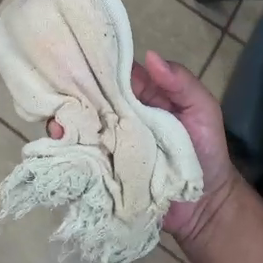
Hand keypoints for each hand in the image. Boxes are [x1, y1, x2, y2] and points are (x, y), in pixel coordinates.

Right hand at [47, 50, 238, 243]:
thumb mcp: (202, 110)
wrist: (206, 207)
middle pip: (89, 98)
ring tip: (56, 127)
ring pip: (80, 126)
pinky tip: (59, 148)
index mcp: (139, 94)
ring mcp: (109, 142)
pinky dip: (68, 151)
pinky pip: (82, 156)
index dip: (95, 66)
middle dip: (71, 95)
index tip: (76, 62)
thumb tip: (150, 55)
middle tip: (58, 96)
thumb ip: (182, 83)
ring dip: (65, 123)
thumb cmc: (206, 151)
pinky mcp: (104, 169)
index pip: (111, 74)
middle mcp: (118, 114)